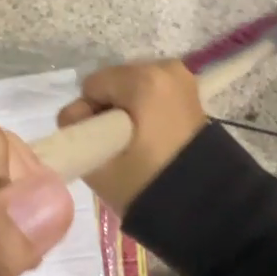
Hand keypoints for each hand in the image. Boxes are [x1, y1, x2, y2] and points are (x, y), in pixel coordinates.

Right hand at [57, 60, 207, 211]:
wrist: (201, 206)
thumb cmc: (146, 184)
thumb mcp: (98, 164)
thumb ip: (74, 130)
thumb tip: (74, 116)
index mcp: (145, 79)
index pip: (92, 86)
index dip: (88, 115)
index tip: (100, 144)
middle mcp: (167, 69)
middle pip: (114, 84)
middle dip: (109, 112)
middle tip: (117, 148)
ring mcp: (183, 80)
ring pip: (133, 91)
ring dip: (126, 114)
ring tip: (135, 147)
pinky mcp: (191, 96)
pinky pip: (153, 97)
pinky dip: (145, 115)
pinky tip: (149, 141)